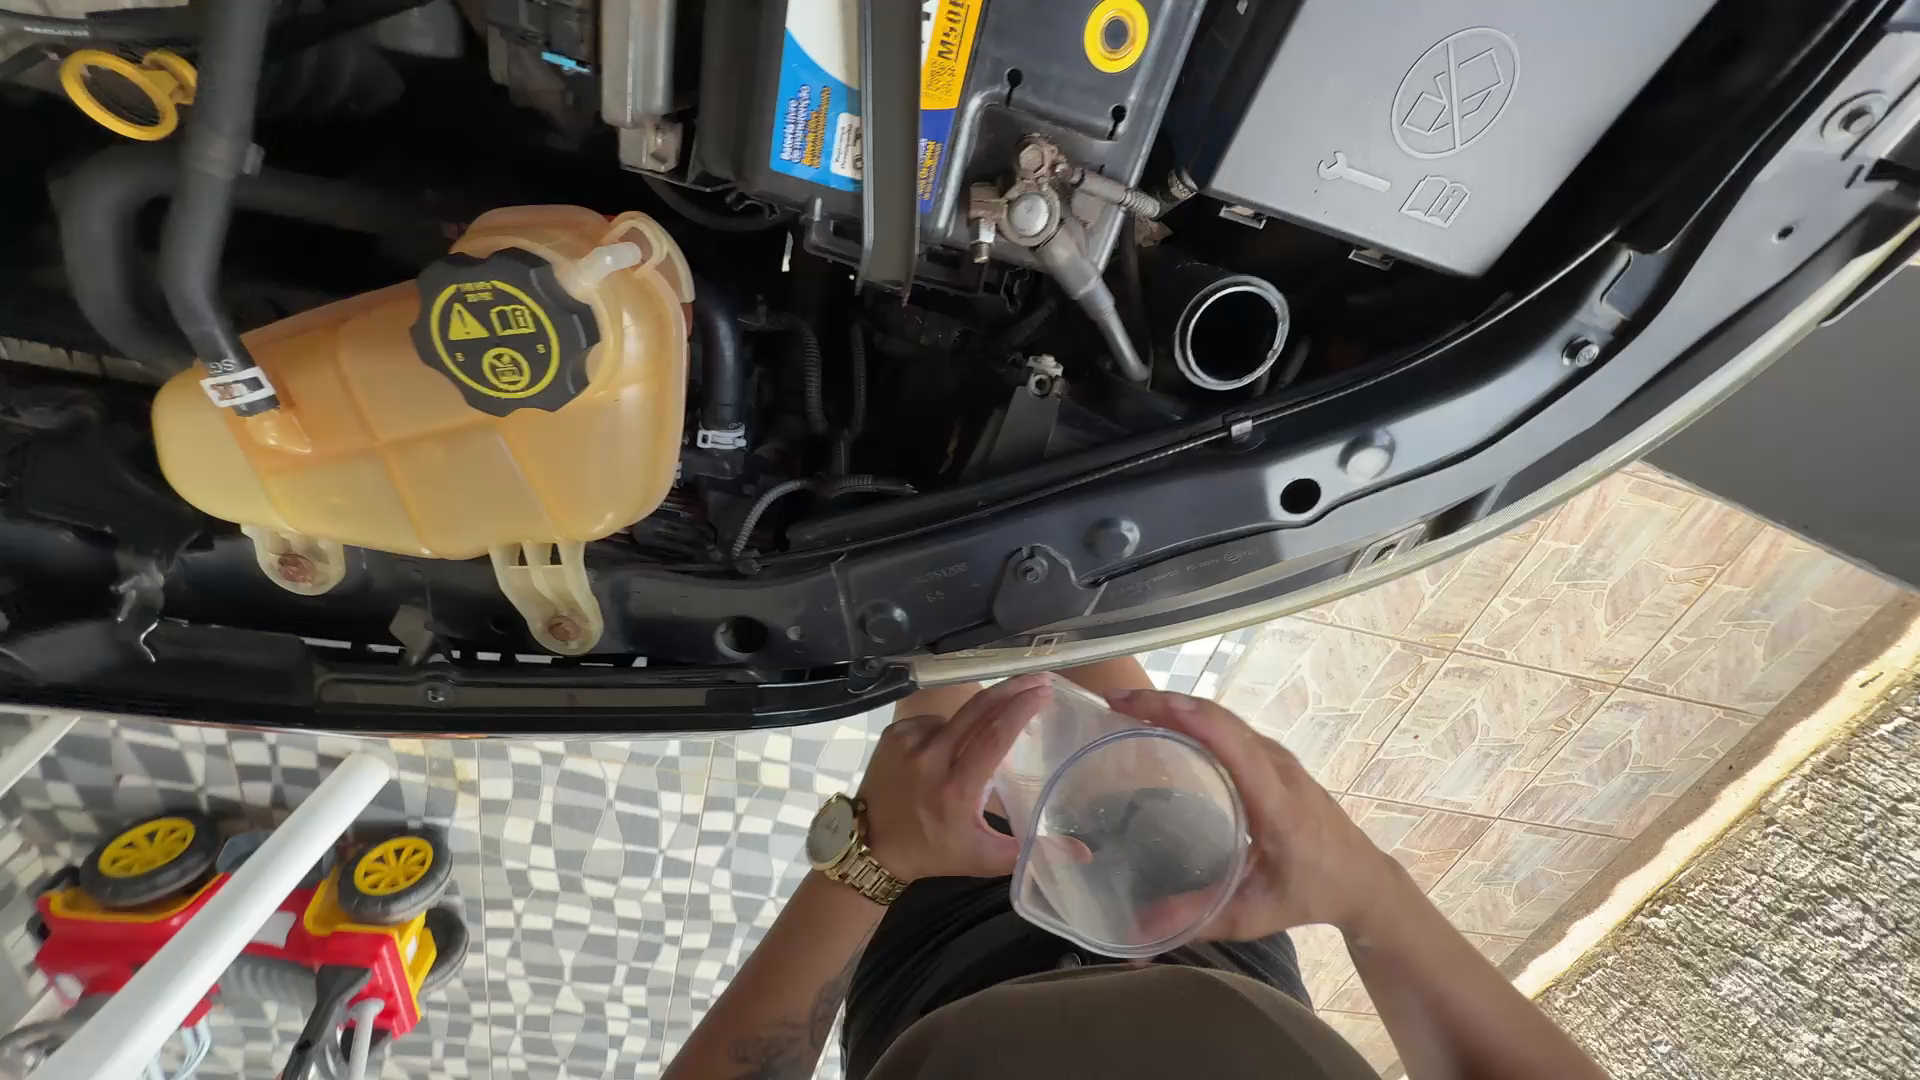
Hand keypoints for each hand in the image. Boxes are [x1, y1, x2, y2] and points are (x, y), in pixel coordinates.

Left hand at [856, 674, 1053, 882]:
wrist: (871, 845)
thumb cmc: (934, 851)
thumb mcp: (984, 858)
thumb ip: (1033, 850)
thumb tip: (1085, 852)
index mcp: (956, 790)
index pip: (994, 737)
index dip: (1021, 710)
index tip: (1044, 692)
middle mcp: (931, 759)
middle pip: (979, 709)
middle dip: (1013, 689)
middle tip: (1038, 680)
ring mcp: (909, 742)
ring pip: (958, 717)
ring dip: (978, 720)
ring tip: (981, 743)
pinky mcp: (895, 733)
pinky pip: (935, 721)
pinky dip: (949, 729)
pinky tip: (948, 749)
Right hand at [1106, 689, 1406, 940]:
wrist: (1365, 879)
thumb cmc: (1310, 894)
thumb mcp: (1256, 913)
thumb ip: (1200, 919)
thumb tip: (1139, 934)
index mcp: (1276, 801)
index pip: (1230, 742)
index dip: (1184, 716)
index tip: (1136, 706)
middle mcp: (1277, 766)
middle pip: (1218, 717)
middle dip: (1163, 701)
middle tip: (1113, 700)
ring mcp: (1276, 755)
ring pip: (1221, 714)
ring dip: (1173, 702)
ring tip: (1126, 704)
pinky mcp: (1270, 754)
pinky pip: (1226, 723)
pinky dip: (1188, 712)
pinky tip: (1159, 718)